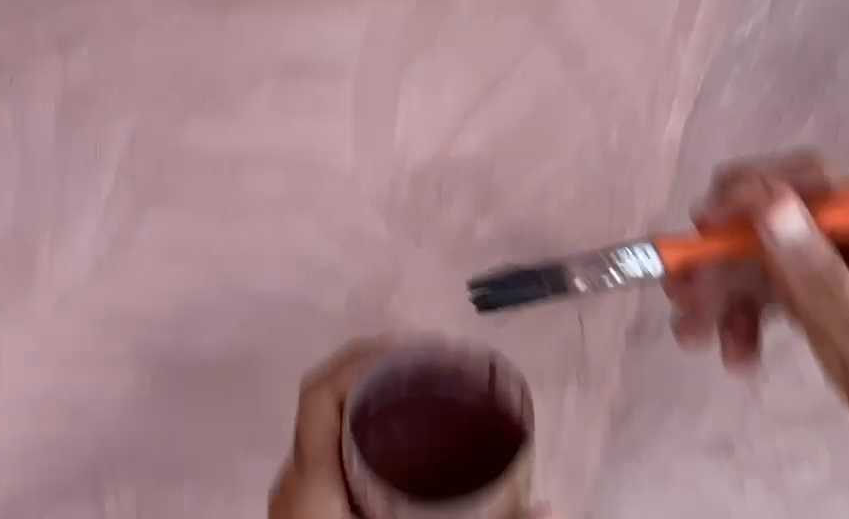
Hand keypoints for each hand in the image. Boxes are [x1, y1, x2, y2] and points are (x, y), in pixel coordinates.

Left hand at [269, 338, 552, 518]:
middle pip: (327, 405)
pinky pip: (329, 458)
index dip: (359, 358)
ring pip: (326, 433)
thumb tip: (554, 506)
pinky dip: (360, 441)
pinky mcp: (305, 516)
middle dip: (376, 378)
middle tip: (433, 373)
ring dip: (367, 409)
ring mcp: (294, 501)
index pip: (319, 393)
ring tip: (420, 400)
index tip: (410, 347)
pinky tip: (395, 450)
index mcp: (310, 483)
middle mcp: (293, 482)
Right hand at [664, 154, 848, 518]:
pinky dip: (746, 316)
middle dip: (727, 257)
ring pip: (769, 257)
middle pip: (783, 222)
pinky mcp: (840, 300)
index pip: (823, 186)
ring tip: (690, 332)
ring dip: (725, 291)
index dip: (757, 193)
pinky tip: (732, 353)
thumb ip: (825, 286)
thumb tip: (765, 205)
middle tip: (680, 288)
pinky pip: (777, 291)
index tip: (704, 225)